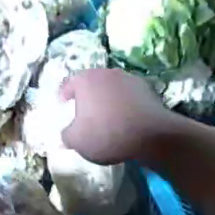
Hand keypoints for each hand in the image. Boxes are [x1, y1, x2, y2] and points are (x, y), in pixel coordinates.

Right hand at [58, 67, 177, 165]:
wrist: (150, 134)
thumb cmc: (106, 134)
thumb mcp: (77, 141)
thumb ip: (67, 135)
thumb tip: (67, 134)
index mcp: (85, 80)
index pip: (69, 84)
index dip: (64, 94)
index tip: (63, 103)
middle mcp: (107, 73)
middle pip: (92, 83)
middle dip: (88, 97)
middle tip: (85, 112)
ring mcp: (129, 79)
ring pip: (112, 88)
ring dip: (108, 100)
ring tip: (108, 117)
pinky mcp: (147, 89)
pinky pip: (130, 97)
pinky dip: (126, 105)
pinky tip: (127, 120)